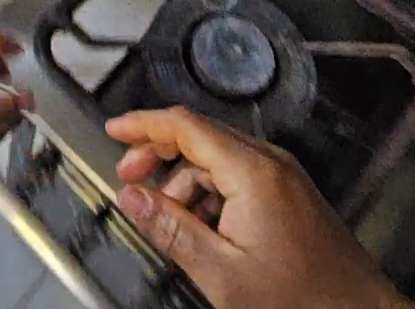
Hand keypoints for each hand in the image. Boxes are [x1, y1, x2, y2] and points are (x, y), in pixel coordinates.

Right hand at [107, 107, 410, 308]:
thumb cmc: (302, 305)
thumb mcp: (224, 275)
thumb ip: (171, 230)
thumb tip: (128, 197)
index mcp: (252, 171)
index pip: (184, 125)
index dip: (143, 124)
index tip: (112, 131)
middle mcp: (269, 161)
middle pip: (198, 136)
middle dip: (158, 153)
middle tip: (129, 180)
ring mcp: (283, 176)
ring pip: (216, 157)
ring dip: (183, 180)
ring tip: (167, 221)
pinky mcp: (290, 194)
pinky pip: (237, 175)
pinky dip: (209, 192)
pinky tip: (201, 227)